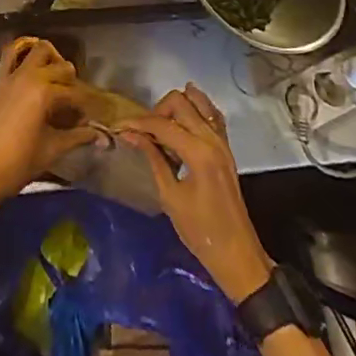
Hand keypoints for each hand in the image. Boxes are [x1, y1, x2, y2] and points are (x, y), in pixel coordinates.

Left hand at [0, 38, 97, 196]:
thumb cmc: (21, 161)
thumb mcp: (54, 148)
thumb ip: (78, 136)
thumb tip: (99, 135)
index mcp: (45, 93)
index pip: (75, 93)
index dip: (87, 106)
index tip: (93, 116)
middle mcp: (30, 77)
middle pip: (61, 67)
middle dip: (73, 82)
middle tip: (75, 99)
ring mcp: (13, 75)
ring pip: (37, 49)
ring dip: (51, 57)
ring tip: (56, 74)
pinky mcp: (0, 79)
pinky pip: (10, 53)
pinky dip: (22, 50)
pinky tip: (33, 62)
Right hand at [122, 84, 273, 301]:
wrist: (236, 253)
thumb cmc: (200, 231)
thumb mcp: (170, 196)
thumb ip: (153, 158)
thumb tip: (130, 135)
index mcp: (198, 153)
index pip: (162, 124)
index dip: (137, 123)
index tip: (119, 126)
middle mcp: (212, 139)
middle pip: (180, 102)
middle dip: (156, 111)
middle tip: (142, 133)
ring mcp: (222, 141)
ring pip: (197, 102)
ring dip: (175, 108)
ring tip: (160, 128)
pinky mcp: (226, 148)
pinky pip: (211, 115)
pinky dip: (196, 111)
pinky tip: (181, 121)